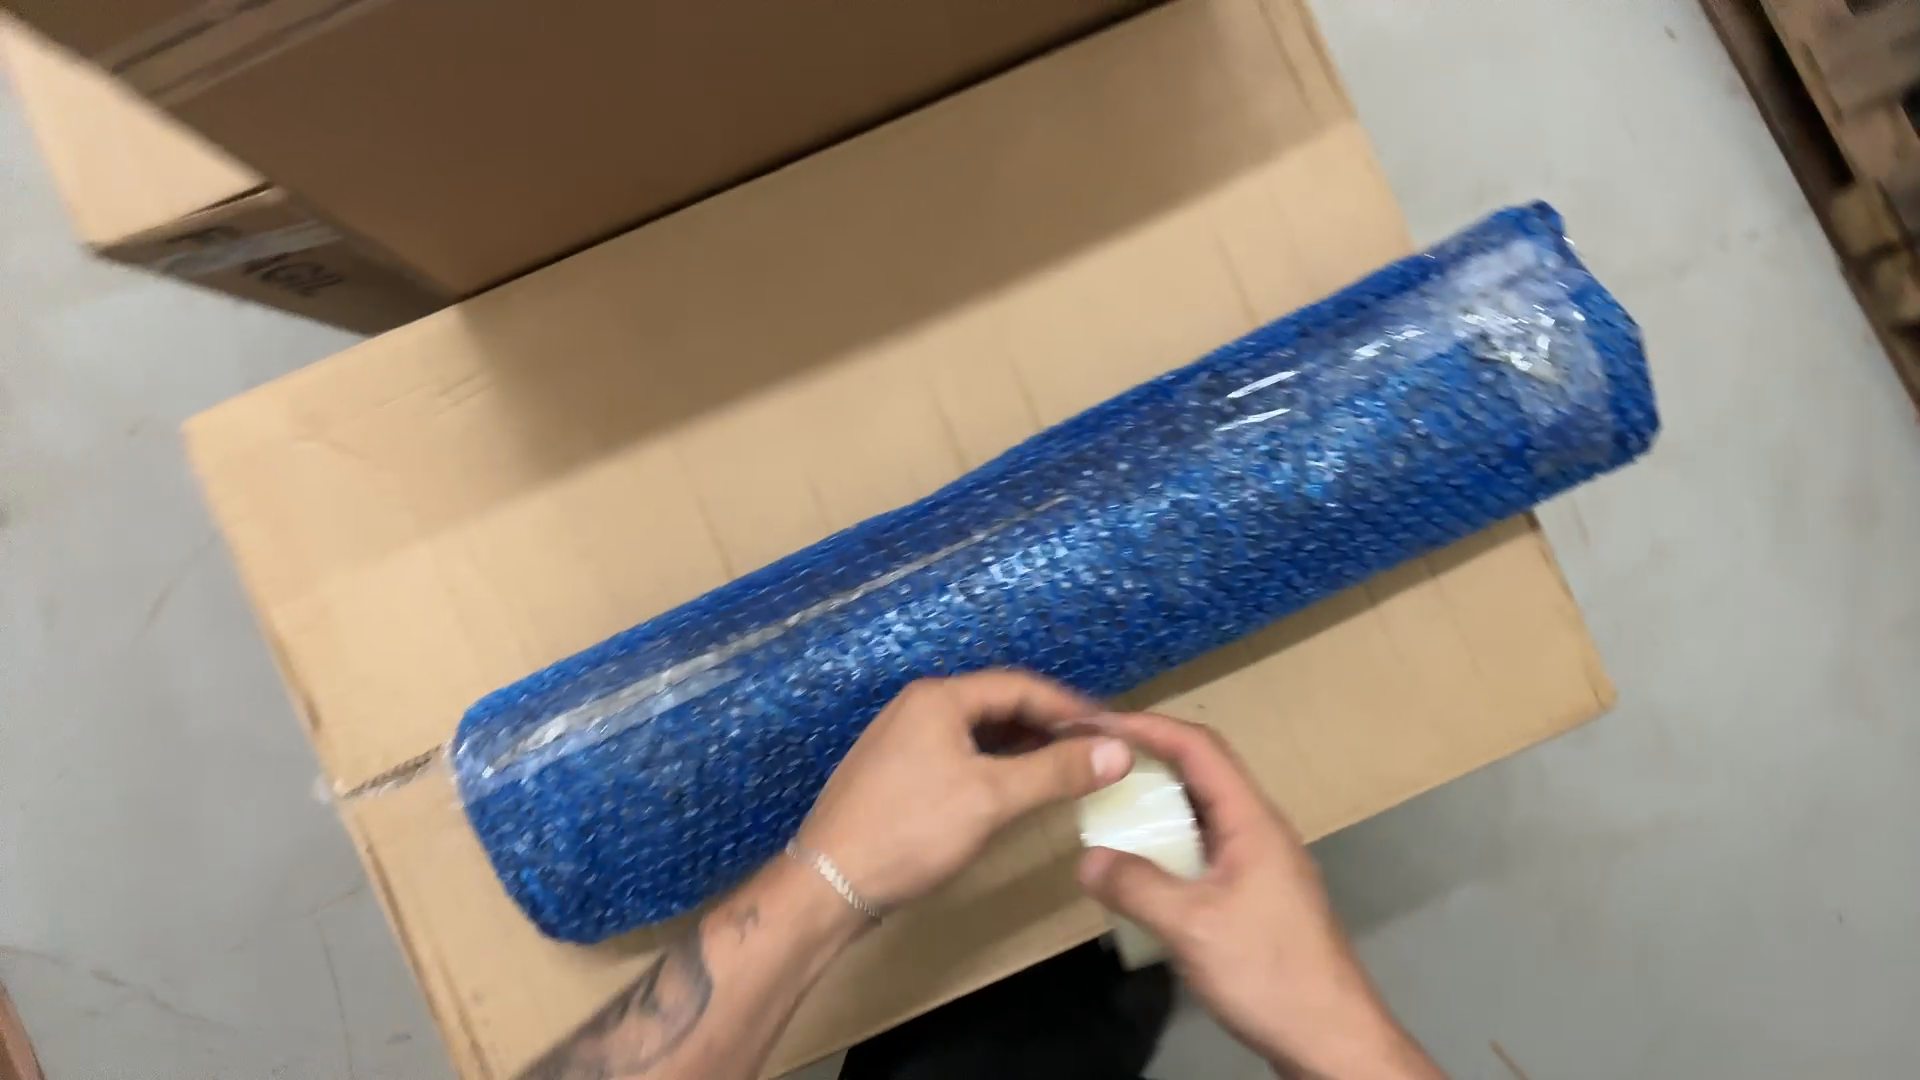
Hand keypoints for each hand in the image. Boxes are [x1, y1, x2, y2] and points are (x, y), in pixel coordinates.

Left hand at [797, 672, 1133, 911]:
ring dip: (1022, 746)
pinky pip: (958, 752)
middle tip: (1091, 751)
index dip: (1068, 705)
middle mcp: (920, 705)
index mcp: (939, 698)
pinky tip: (1014, 787)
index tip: (1110, 729)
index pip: (1019, 686)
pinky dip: (994, 764)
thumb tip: (1119, 749)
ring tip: (1063, 768)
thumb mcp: (991, 798)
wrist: (826, 883)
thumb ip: (1055, 771)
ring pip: (978, 731)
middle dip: (1047, 725)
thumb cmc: (912, 830)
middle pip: (997, 704)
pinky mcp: (898, 769)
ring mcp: (904, 737)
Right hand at [1077, 713, 1442, 1079]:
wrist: (1337, 1045)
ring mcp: (1259, 858)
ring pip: (1201, 805)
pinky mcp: (1254, 889)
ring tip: (1112, 798)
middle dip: (1148, 752)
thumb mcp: (1193, 928)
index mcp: (1251, 818)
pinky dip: (1168, 833)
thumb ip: (1137, 887)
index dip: (1147, 725)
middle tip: (1097, 756)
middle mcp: (1257, 826)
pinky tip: (1143, 857)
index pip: (1197, 746)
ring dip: (1158, 794)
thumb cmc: (1272, 974)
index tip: (1098, 723)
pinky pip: (1203, 840)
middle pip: (1200, 767)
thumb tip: (1087, 859)